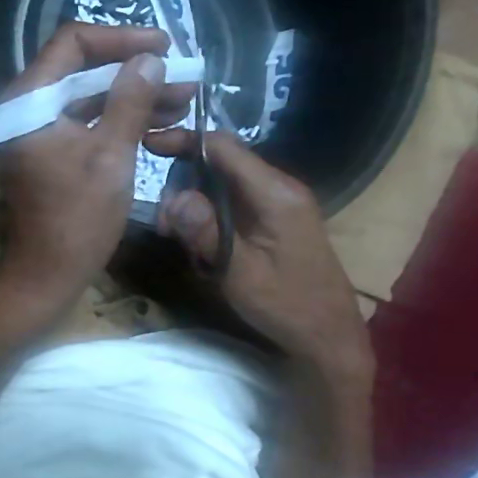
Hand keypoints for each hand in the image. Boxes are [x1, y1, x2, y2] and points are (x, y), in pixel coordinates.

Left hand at [0, 23, 187, 313]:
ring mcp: (38, 130)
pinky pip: (87, 121)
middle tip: (183, 74)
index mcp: (29, 101)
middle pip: (82, 68)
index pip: (72, 43)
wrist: (48, 276)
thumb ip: (130, 101)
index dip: (120, 37)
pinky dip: (120, 118)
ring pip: (89, 96)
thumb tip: (150, 58)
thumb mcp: (112, 156)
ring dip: (133, 94)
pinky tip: (160, 120)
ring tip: (184, 96)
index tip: (163, 45)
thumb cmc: (78, 219)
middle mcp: (26, 108)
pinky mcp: (51, 150)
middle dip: (134, 68)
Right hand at [143, 129, 372, 392]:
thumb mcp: (240, 273)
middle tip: (163, 225)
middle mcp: (279, 189)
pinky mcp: (275, 220)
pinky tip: (202, 247)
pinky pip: (233, 203)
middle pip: (220, 164)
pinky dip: (209, 217)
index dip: (185, 140)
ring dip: (194, 204)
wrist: (329, 337)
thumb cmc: (287, 305)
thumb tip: (174, 197)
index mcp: (275, 194)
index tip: (148, 145)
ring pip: (223, 185)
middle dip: (184, 185)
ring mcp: (279, 204)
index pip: (224, 147)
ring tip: (180, 241)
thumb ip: (207, 232)